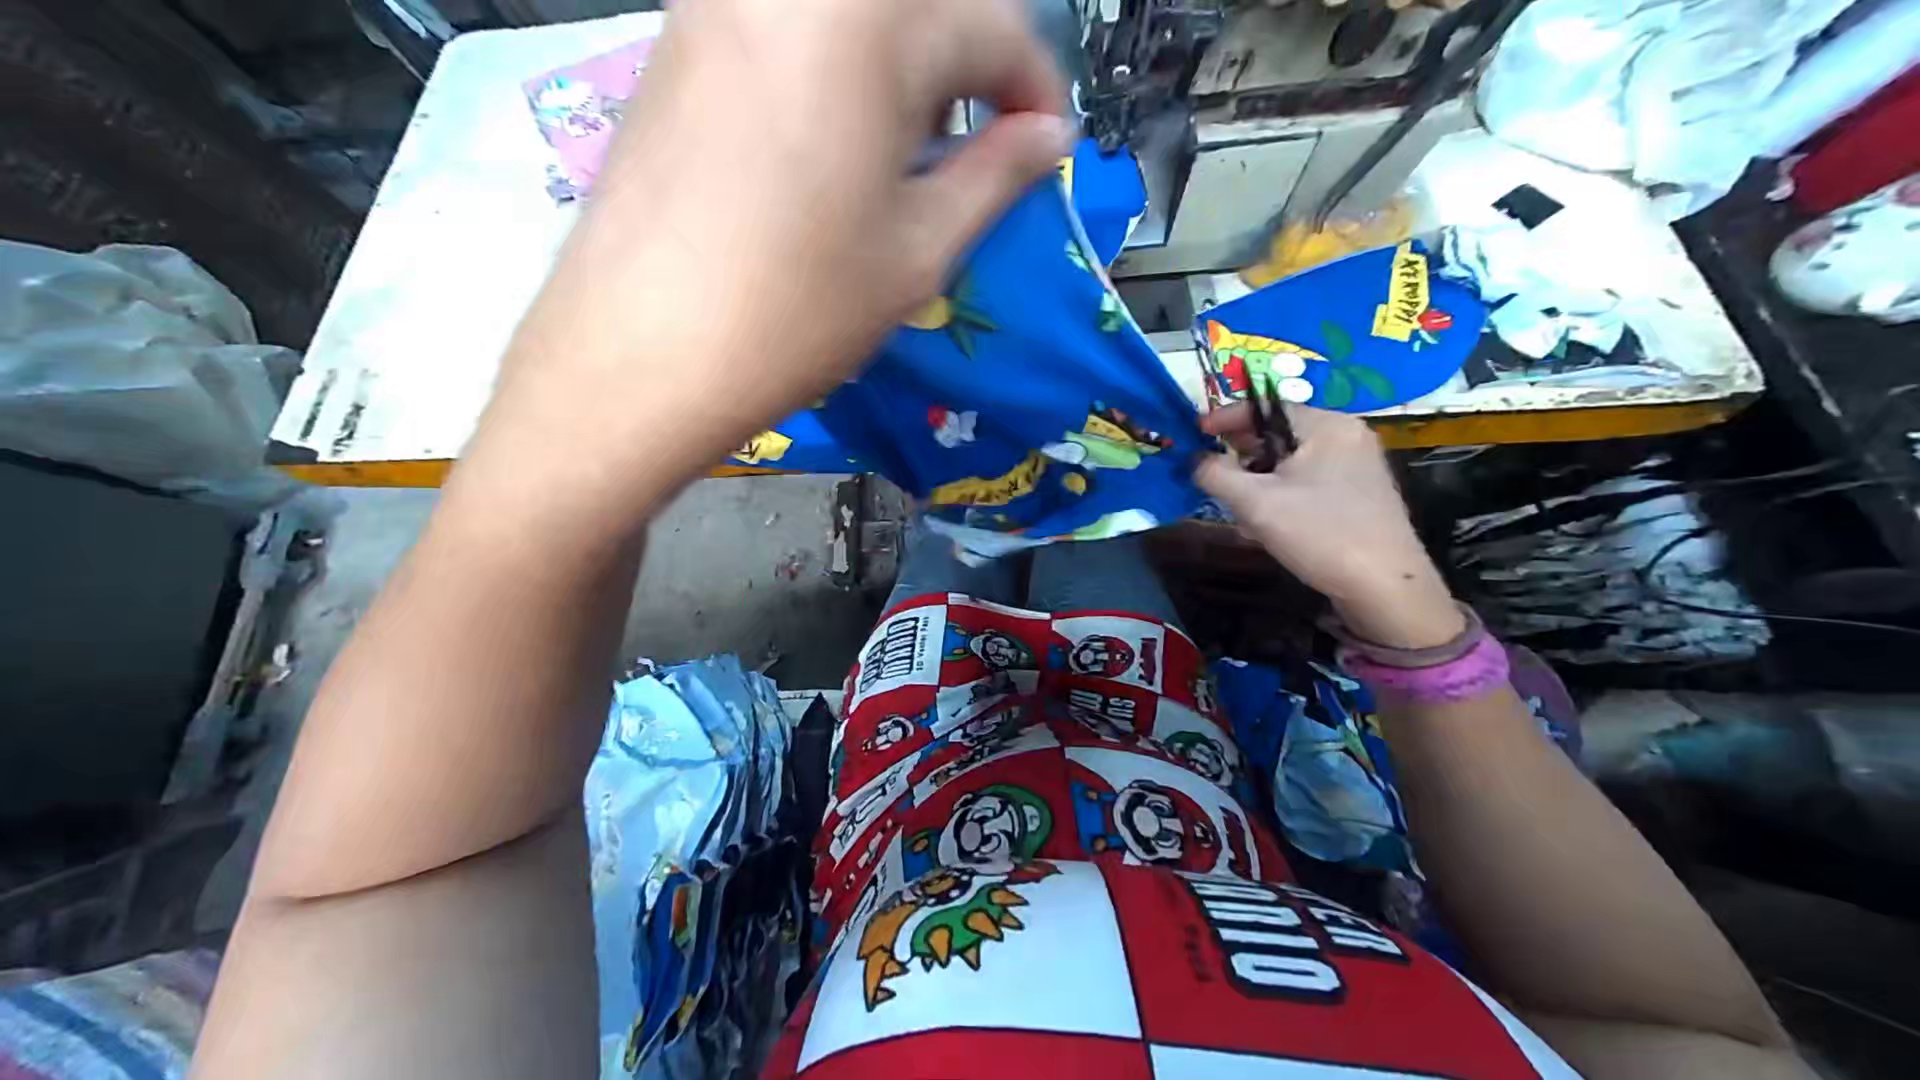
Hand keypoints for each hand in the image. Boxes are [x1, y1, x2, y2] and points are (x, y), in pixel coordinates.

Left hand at [495, 0, 1072, 468]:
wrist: (641, 355)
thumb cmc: (797, 312)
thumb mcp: (917, 251)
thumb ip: (994, 177)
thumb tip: (1049, 136)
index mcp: (865, 20)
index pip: (991, 24)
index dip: (1035, 85)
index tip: (1049, 143)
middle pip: (917, 5)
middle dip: (970, 66)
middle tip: (983, 146)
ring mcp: (722, 1)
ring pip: (852, 13)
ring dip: (903, 67)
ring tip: (911, 152)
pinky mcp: (680, 38)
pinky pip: (789, 27)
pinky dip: (839, 69)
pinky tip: (839, 142)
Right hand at [1195, 403, 1465, 648]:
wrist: (1384, 588)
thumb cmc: (1319, 534)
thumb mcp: (1255, 503)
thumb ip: (1215, 474)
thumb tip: (1194, 461)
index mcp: (1327, 426)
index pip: (1265, 407)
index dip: (1225, 418)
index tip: (1195, 434)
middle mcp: (1347, 437)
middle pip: (1278, 434)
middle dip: (1241, 455)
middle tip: (1213, 476)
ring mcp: (1357, 466)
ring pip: (1290, 461)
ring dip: (1258, 480)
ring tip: (1240, 510)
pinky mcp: (1360, 494)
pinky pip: (1308, 481)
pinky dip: (1281, 494)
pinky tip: (1269, 524)